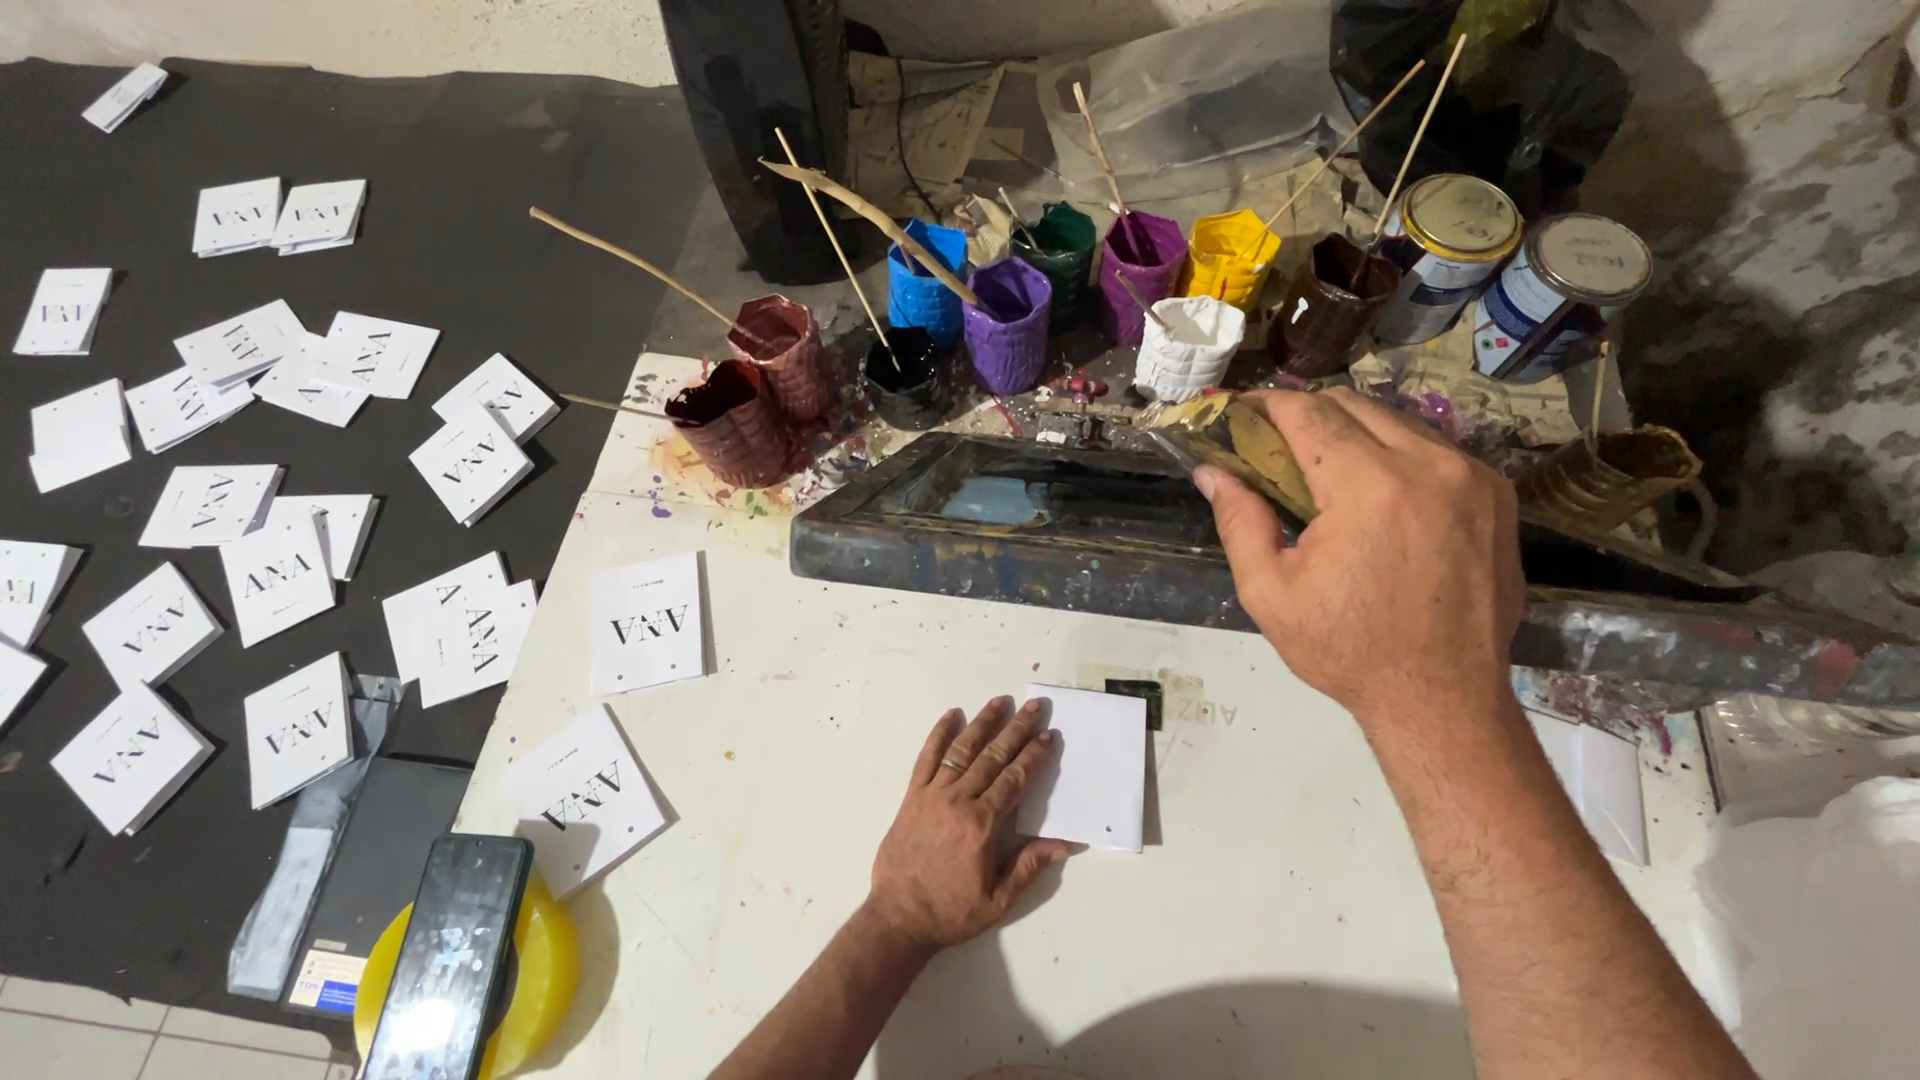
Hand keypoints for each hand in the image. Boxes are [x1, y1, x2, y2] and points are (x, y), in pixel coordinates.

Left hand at [863, 696, 1075, 952]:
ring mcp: (931, 795)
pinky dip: (939, 734)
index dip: (1033, 755)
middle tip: (1033, 706)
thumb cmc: (951, 912)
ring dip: (983, 723)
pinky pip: (926, 758)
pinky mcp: (911, 796)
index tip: (1048, 735)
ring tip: (1000, 701)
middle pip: (992, 756)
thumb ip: (1030, 866)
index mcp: (982, 825)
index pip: (1015, 779)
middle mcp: (958, 801)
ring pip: (961, 750)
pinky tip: (951, 715)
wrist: (897, 918)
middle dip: (1016, 729)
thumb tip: (1067, 843)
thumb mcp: (998, 899)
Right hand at [1194, 388, 1523, 724]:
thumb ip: (1239, 522)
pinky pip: (1434, 447)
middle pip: (1352, 404)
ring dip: (1351, 430)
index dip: (1265, 406)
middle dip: (1305, 413)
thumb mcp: (1270, 592)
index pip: (1308, 413)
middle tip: (1272, 442)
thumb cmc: (1346, 649)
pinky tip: (1373, 490)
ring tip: (1320, 467)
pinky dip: (1394, 452)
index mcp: (1369, 487)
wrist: (1442, 696)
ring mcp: (1472, 476)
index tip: (1238, 412)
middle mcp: (1428, 464)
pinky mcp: (1496, 494)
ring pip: (1396, 419)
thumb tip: (1210, 472)